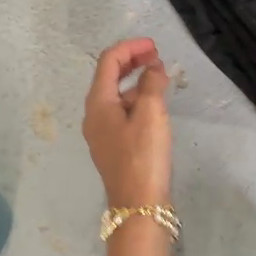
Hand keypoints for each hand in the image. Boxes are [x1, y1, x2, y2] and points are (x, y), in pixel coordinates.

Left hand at [82, 37, 172, 206]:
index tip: (155, 46)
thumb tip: (153, 67)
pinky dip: (137, 99)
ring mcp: (102, 133)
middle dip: (131, 61)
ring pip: (116, 94)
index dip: (131, 48)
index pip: (109, 61)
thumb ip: (152, 83)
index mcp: (98, 103)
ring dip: (136, 80)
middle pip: (109, 76)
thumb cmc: (143, 156)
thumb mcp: (151, 113)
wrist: (139, 208)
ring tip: (160, 78)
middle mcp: (94, 115)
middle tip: (156, 57)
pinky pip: (121, 111)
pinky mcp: (114, 146)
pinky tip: (155, 104)